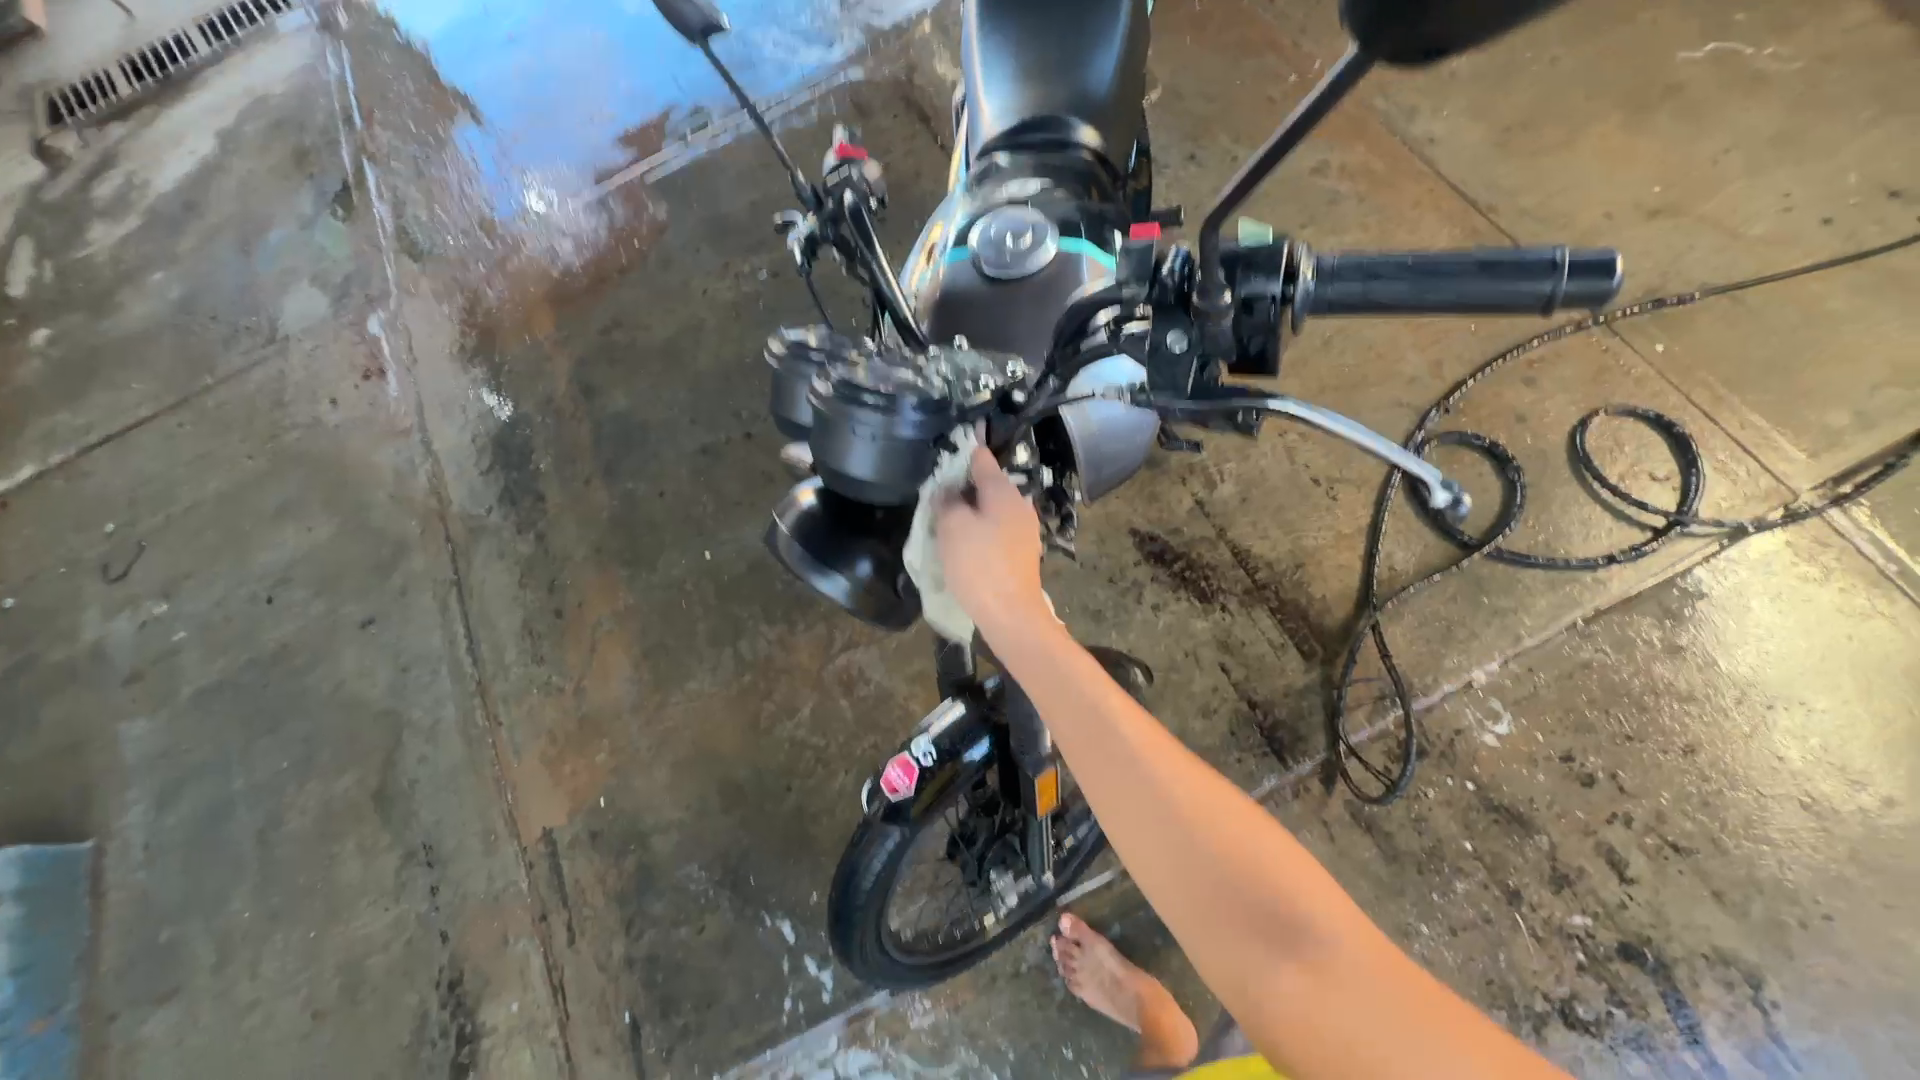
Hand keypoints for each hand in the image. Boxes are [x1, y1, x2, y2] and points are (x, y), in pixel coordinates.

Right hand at [934, 447, 1049, 637]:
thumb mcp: (952, 527)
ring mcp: (1025, 530)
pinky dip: (982, 531)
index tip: (944, 455)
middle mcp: (1020, 505)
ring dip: (972, 511)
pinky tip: (966, 545)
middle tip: (938, 495)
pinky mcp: (1022, 553)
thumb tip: (948, 490)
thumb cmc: (979, 565)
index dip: (962, 454)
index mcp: (1004, 491)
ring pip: (993, 509)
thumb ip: (947, 501)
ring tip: (947, 521)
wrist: (1010, 614)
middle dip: (964, 487)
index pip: (982, 458)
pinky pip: (998, 531)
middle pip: (988, 485)